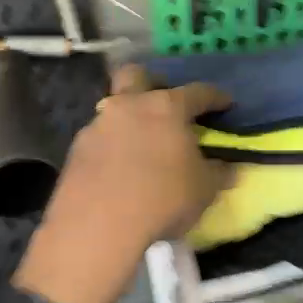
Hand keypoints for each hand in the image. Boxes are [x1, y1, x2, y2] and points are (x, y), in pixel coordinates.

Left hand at [12, 65, 232, 302]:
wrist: (97, 227)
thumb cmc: (163, 199)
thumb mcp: (205, 190)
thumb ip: (218, 173)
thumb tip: (226, 168)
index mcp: (167, 108)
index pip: (198, 92)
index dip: (216, 97)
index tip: (226, 103)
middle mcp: (129, 106)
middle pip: (137, 75)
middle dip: (153, 82)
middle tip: (167, 103)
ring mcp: (97, 126)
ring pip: (114, 108)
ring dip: (129, 119)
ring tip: (143, 146)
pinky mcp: (75, 151)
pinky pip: (99, 138)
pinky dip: (112, 147)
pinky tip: (120, 170)